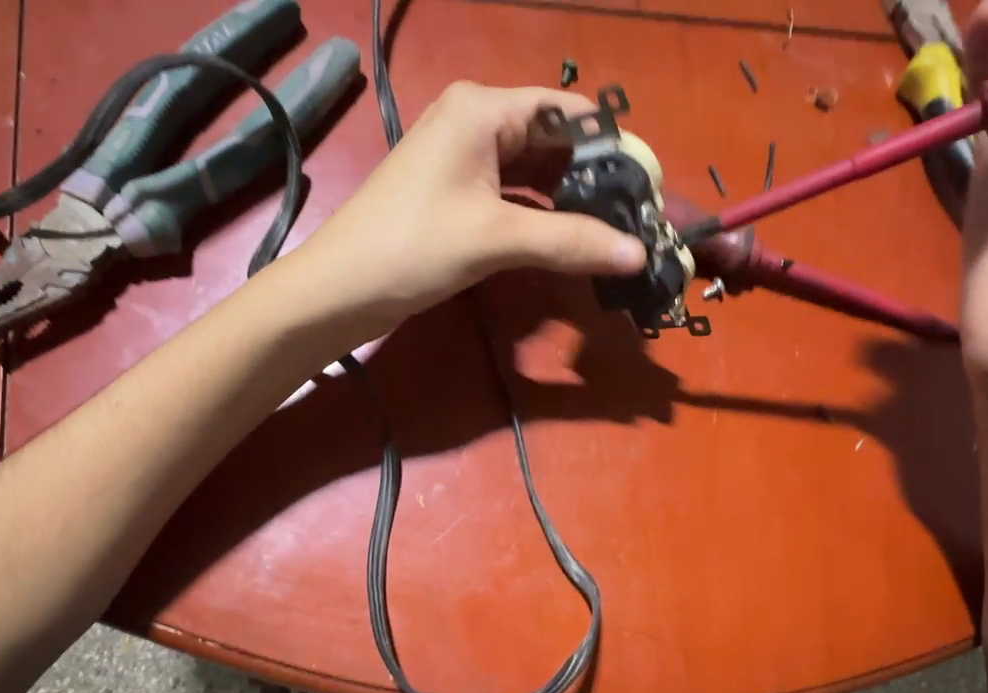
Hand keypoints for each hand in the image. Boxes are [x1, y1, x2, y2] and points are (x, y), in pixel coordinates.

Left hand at [290, 81, 647, 343]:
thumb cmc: (414, 247)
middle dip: (593, 174)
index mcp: (483, 109)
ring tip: (613, 230)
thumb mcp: (497, 240)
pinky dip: (541, 213)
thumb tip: (638, 253)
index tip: (646, 185)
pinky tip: (569, 239)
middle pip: (553, 137)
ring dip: (570, 197)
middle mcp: (475, 121)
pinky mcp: (457, 193)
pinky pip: (513, 192)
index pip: (567, 109)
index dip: (610, 144)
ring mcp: (463, 158)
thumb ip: (570, 242)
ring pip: (534, 168)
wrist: (341, 288)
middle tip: (635, 215)